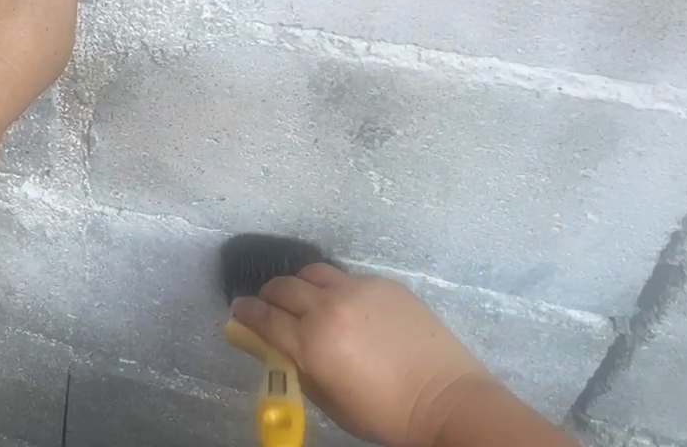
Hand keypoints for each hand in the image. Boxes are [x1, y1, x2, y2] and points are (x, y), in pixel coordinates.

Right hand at [230, 264, 491, 446]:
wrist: (448, 401)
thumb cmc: (386, 415)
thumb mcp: (332, 403)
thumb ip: (297, 369)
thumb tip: (271, 347)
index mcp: (312, 343)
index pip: (263, 317)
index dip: (246, 312)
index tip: (238, 310)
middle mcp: (327, 308)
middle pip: (282, 287)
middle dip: (269, 296)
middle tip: (269, 306)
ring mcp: (356, 290)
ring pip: (311, 272)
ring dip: (300, 285)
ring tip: (306, 299)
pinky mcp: (382, 283)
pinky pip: (346, 277)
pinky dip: (337, 289)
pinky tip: (349, 307)